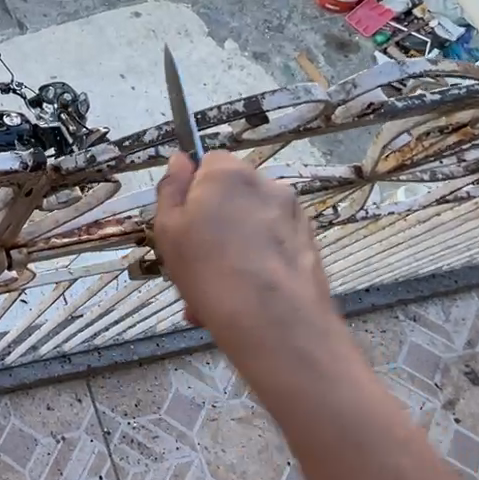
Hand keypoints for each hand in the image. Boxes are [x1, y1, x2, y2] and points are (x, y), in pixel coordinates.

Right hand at [152, 151, 344, 377]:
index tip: (180, 219)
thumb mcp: (167, 227)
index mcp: (228, 173)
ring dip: (233, 245)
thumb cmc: (206, 267)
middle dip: (213, 220)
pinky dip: (256, 262)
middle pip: (231, 194)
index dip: (191, 189)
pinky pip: (271, 246)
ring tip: (215, 288)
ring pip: (251, 224)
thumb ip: (171, 189)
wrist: (273, 320)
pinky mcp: (310, 245)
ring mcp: (294, 215)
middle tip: (193, 259)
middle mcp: (267, 184)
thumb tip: (180, 159)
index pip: (208, 161)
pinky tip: (240, 297)